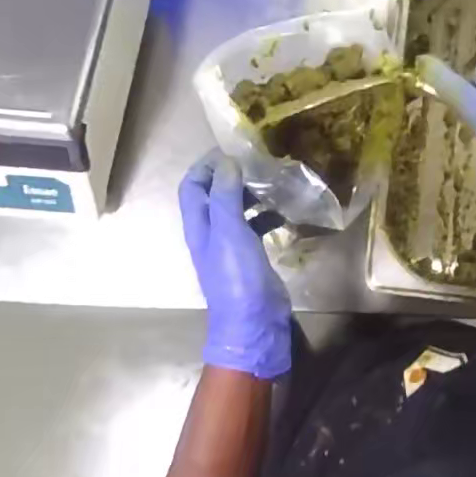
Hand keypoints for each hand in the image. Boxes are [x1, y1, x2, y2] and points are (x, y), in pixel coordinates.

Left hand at [178, 153, 292, 378]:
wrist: (253, 323)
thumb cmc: (236, 278)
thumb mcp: (228, 232)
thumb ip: (225, 196)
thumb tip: (227, 162)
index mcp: (199, 226)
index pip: (192, 186)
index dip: (205, 166)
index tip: (231, 152)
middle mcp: (211, 233)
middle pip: (214, 195)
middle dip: (232, 176)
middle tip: (258, 165)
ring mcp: (231, 246)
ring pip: (236, 210)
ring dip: (250, 194)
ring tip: (272, 184)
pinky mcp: (251, 256)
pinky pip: (255, 227)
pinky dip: (266, 216)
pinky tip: (283, 213)